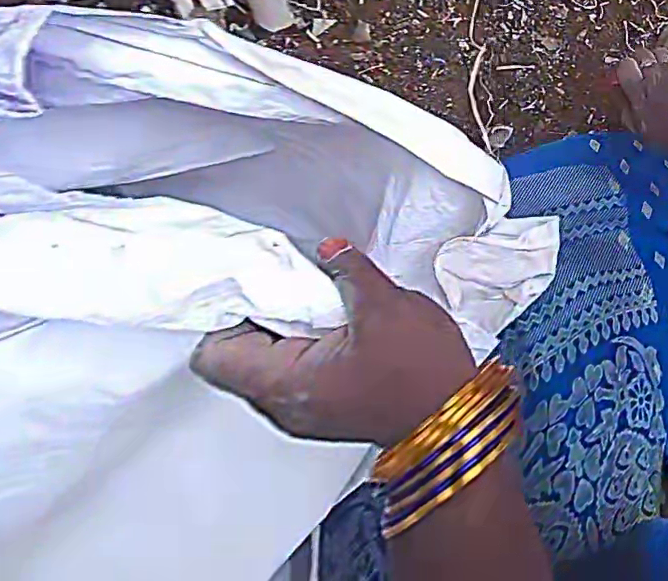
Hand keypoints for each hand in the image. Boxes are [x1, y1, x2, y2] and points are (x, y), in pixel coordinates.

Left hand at [191, 238, 477, 445]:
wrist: (453, 417)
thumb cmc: (420, 376)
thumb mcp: (385, 306)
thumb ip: (350, 270)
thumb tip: (330, 250)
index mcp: (286, 383)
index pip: (214, 356)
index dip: (227, 311)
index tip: (252, 280)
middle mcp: (285, 404)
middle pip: (238, 355)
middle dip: (260, 310)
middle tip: (288, 279)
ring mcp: (305, 408)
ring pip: (268, 360)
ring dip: (286, 323)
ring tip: (315, 293)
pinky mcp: (326, 403)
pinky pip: (294, 366)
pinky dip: (305, 337)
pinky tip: (334, 315)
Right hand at [615, 46, 667, 155]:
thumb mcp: (640, 129)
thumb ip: (626, 109)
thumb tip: (619, 96)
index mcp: (638, 88)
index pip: (624, 66)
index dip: (626, 70)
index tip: (628, 76)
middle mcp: (654, 72)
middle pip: (642, 53)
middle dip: (641, 60)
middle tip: (645, 72)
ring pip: (661, 51)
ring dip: (660, 59)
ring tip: (663, 70)